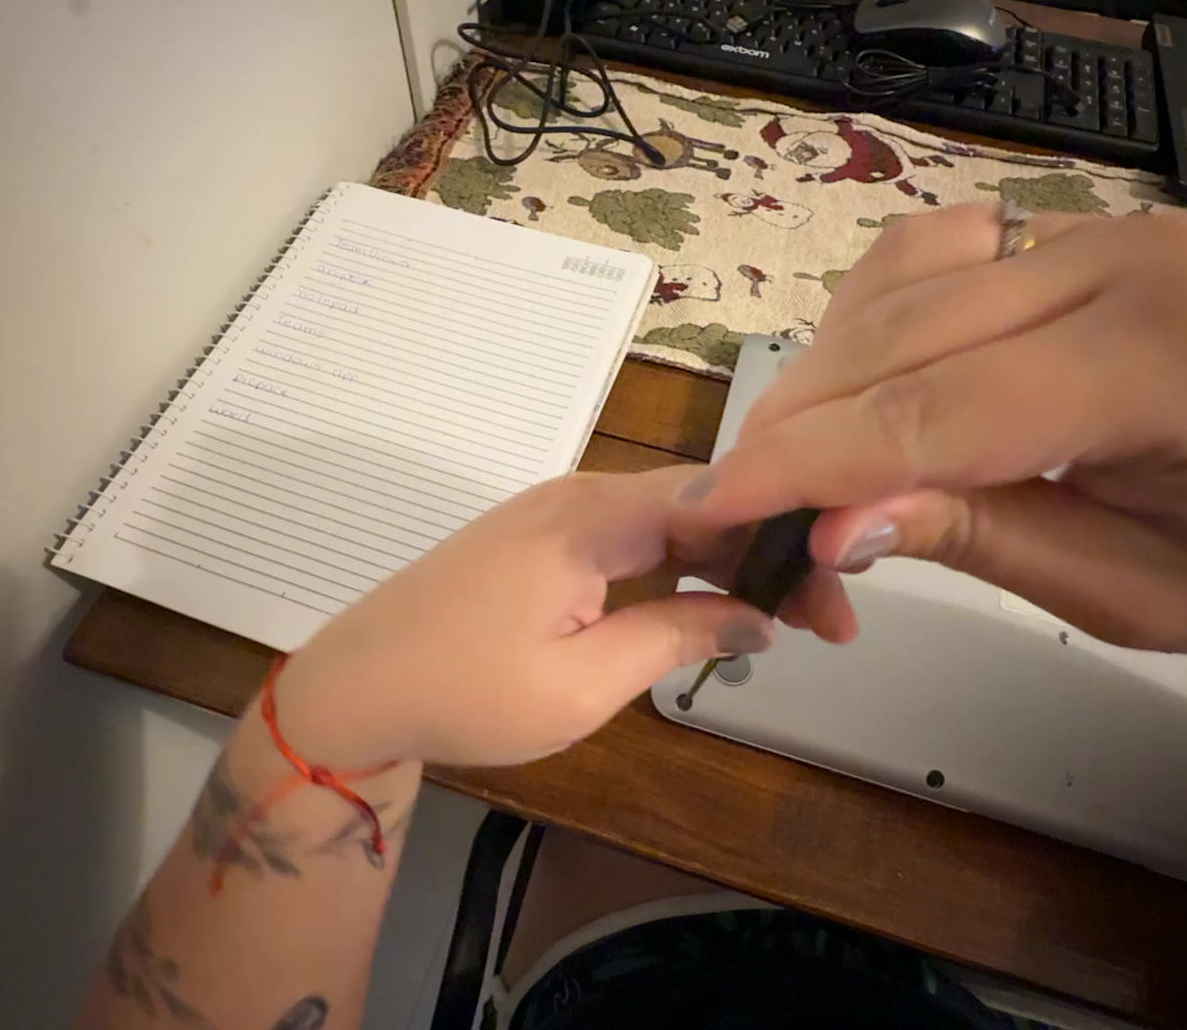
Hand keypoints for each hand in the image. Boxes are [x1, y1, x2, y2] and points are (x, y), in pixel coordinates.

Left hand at [272, 466, 813, 768]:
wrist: (354, 687)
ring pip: (666, 520)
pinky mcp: (540, 536)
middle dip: (763, 554)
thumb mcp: (582, 682)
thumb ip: (676, 637)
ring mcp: (555, 512)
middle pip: (697, 505)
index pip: (717, 499)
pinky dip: (674, 567)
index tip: (831, 596)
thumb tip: (756, 619)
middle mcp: (579, 495)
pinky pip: (628, 537)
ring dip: (722, 563)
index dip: (784, 540)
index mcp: (591, 518)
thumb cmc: (463, 691)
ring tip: (775, 616)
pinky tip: (702, 603)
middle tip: (819, 618)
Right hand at [681, 205, 1186, 654]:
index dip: (802, 466)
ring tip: (791, 460)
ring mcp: (1098, 229)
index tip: (709, 507)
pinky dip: (865, 322)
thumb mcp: (1134, 594)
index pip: (930, 412)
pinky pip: (926, 257)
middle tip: (735, 504)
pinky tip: (858, 379)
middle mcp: (1123, 259)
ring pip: (892, 295)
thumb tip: (828, 530)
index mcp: (1167, 359)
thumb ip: (974, 539)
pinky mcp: (1077, 232)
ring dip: (819, 380)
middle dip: (792, 430)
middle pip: (893, 343)